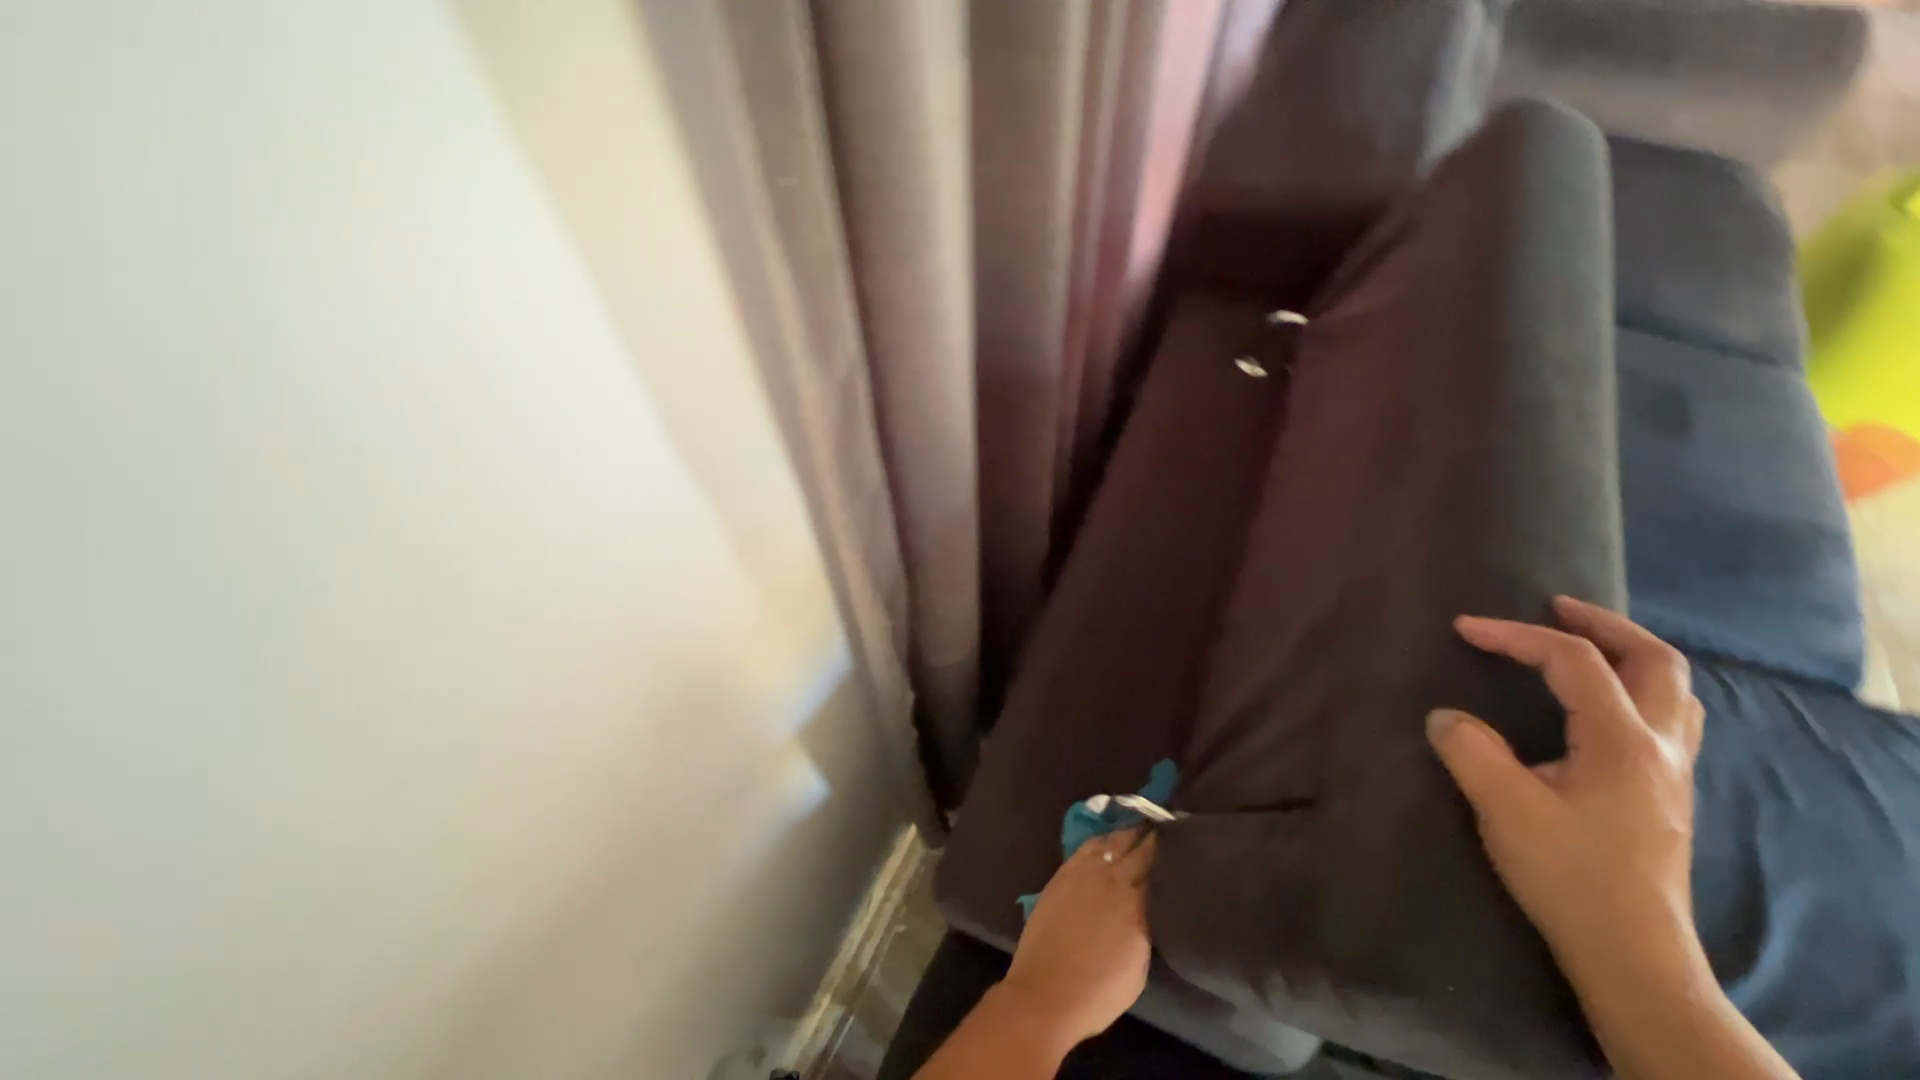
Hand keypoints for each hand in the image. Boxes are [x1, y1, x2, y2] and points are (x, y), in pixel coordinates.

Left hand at [999, 828, 1155, 1045]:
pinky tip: (1107, 841)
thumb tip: (1150, 908)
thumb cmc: (1099, 992)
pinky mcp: (1062, 874)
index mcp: (1138, 905)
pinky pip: (1087, 848)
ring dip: (1127, 835)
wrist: (1046, 993)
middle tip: (1167, 830)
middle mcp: (1114, 881)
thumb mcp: (1139, 966)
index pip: (1161, 870)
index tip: (1183, 851)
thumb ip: (1147, 928)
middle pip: (1139, 849)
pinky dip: (1101, 841)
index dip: (1172, 859)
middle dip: (1154, 839)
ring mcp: (1084, 874)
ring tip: (1139, 830)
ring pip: (1112, 842)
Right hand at [1426, 596, 1706, 978]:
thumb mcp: (1504, 809)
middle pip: (1655, 659)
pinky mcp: (1670, 795)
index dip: (1515, 635)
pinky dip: (1641, 691)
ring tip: (1588, 648)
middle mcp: (1660, 745)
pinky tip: (1607, 709)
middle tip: (1555, 608)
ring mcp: (1674, 772)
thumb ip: (1470, 751)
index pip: (1572, 661)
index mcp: (1621, 739)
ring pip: (1674, 690)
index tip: (1464, 629)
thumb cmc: (1568, 873)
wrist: (1632, 950)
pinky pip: (1670, 719)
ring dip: (1631, 655)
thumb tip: (1445, 717)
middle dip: (1602, 624)